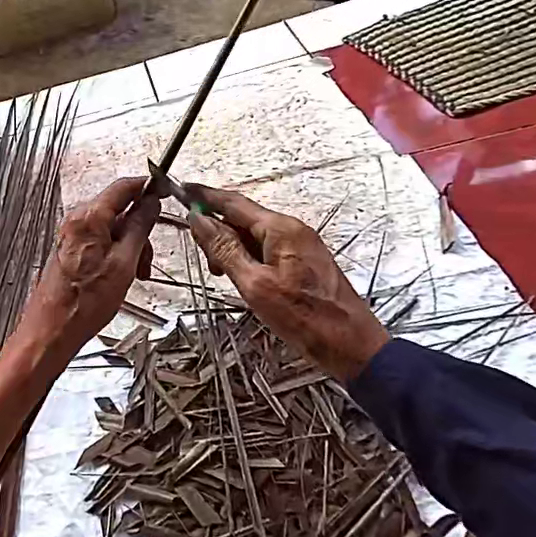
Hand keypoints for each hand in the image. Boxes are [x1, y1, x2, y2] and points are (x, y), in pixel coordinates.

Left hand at [14, 176, 160, 364]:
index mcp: (89, 218)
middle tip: (147, 257)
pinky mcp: (71, 250)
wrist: (53, 329)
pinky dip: (116, 253)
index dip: (147, 187)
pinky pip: (101, 241)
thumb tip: (151, 204)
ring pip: (112, 227)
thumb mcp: (124, 263)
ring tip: (135, 273)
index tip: (163, 192)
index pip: (123, 187)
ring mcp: (72, 235)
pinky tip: (121, 275)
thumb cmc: (83, 304)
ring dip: (130, 245)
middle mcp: (76, 221)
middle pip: (118, 209)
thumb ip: (140, 228)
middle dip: (140, 230)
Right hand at [184, 185, 388, 382]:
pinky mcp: (304, 261)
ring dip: (232, 249)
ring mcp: (300, 245)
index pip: (233, 203)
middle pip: (243, 219)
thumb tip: (199, 220)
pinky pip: (267, 250)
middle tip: (205, 259)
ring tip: (222, 275)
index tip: (183, 190)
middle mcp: (292, 229)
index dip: (205, 196)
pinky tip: (242, 279)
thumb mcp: (254, 284)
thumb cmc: (305, 318)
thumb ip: (224, 249)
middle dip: (217, 232)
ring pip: (254, 236)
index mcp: (280, 229)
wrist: (352, 346)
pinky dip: (248, 259)